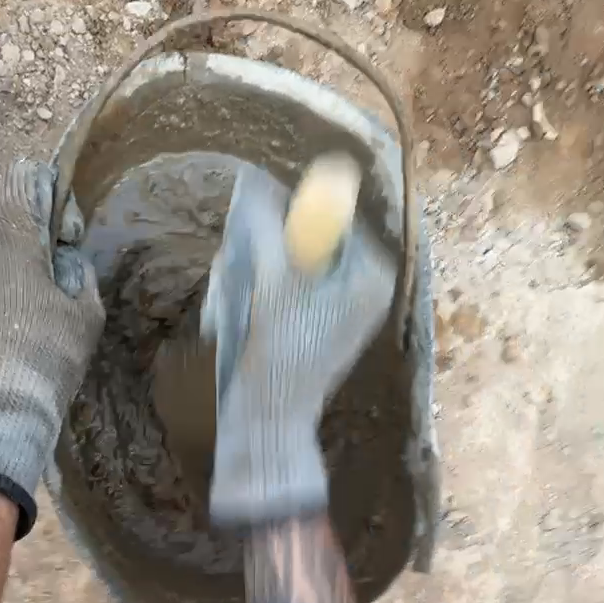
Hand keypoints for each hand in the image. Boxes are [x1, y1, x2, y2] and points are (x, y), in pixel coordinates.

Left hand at [0, 159, 104, 537]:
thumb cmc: (49, 353)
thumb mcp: (86, 315)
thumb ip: (79, 275)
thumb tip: (66, 260)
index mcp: (13, 236)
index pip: (26, 184)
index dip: (49, 200)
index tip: (62, 236)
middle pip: (6, 236)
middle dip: (27, 260)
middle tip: (48, 302)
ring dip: (2, 288)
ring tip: (20, 333)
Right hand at [202, 164, 397, 524]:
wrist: (267, 423)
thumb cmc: (282, 355)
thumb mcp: (275, 282)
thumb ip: (269, 226)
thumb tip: (258, 179)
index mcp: (370, 276)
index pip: (332, 216)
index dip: (287, 217)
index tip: (255, 231)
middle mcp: (357, 289)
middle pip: (299, 238)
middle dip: (257, 256)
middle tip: (239, 280)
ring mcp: (328, 310)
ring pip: (275, 264)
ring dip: (242, 279)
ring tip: (233, 312)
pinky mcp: (300, 328)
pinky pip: (268, 290)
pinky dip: (244, 300)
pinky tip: (233, 325)